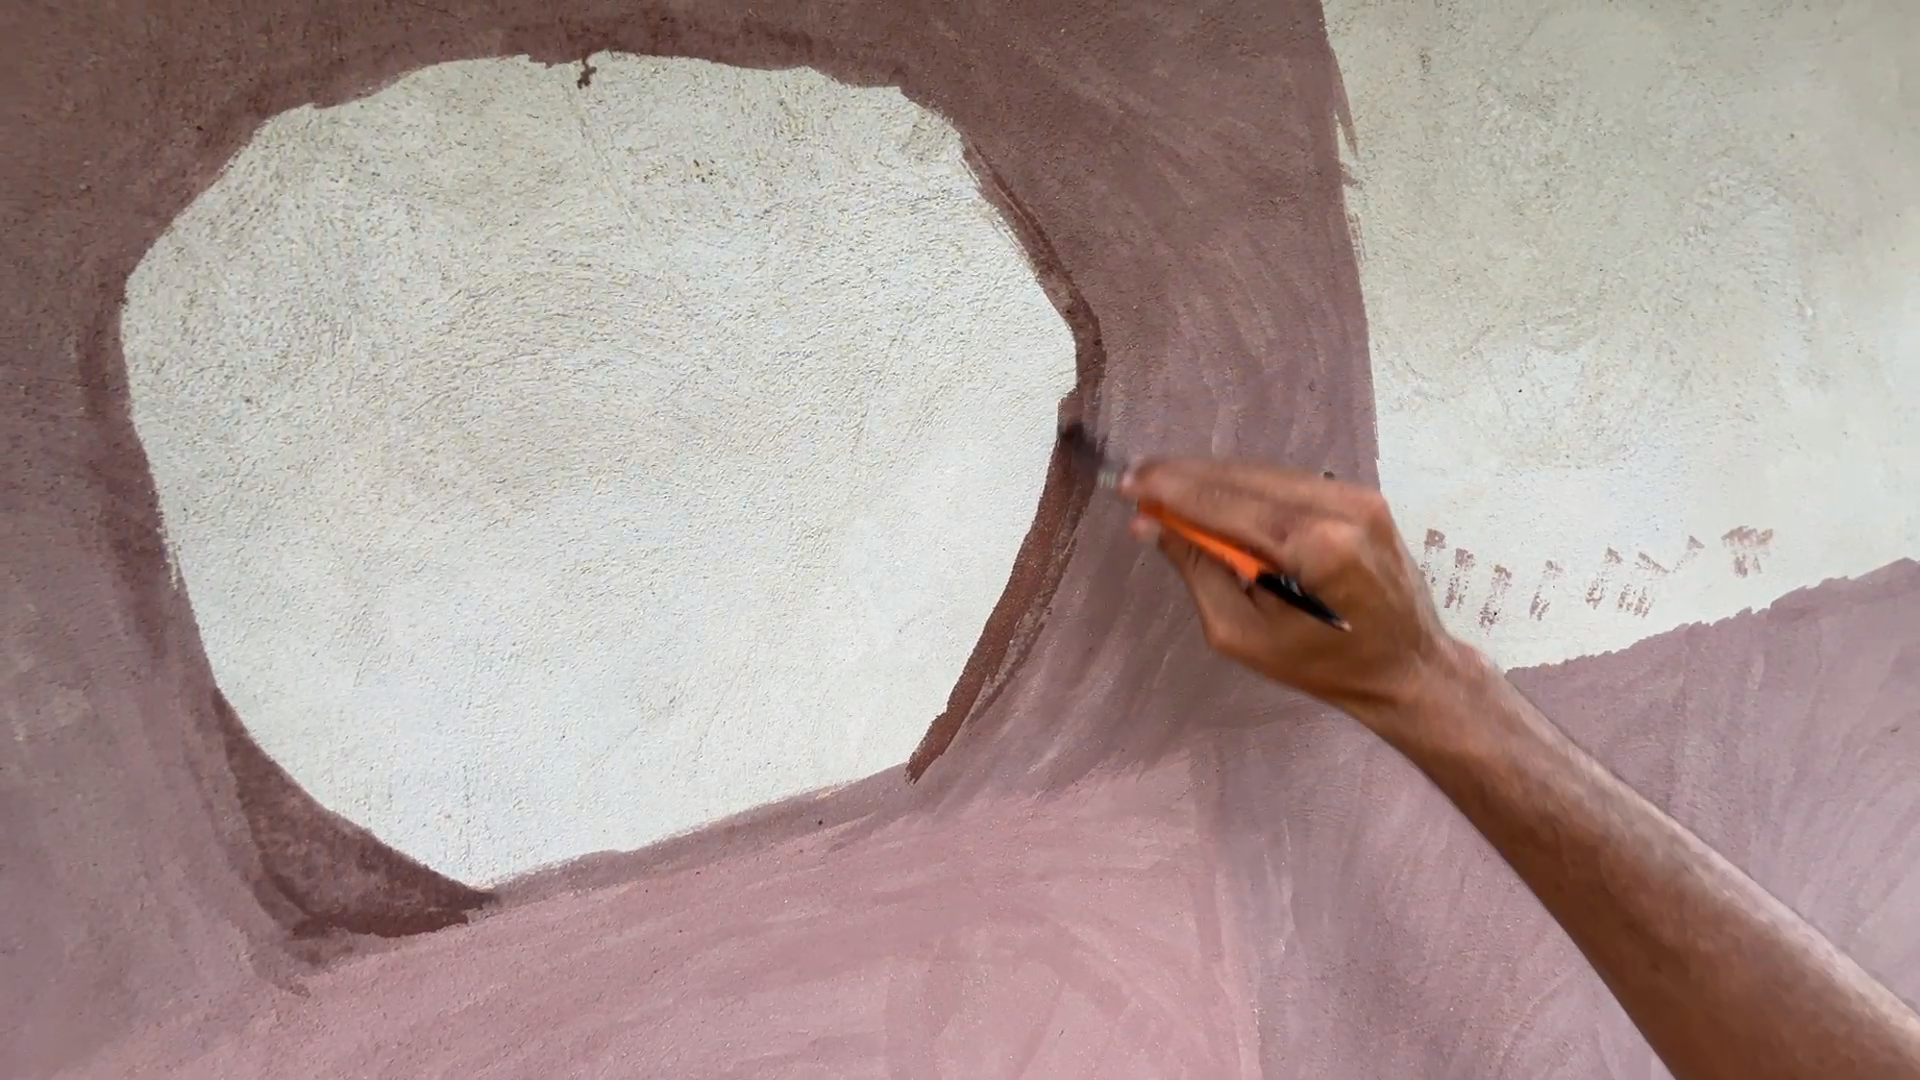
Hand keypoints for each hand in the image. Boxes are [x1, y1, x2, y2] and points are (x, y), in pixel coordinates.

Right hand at [1120, 458, 1459, 730]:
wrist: (1407, 666)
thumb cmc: (1319, 664)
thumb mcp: (1240, 633)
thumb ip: (1197, 570)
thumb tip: (1151, 525)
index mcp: (1314, 546)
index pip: (1222, 502)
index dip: (1169, 490)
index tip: (1127, 483)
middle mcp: (1338, 506)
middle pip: (1239, 476)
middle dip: (1181, 476)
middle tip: (1135, 479)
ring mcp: (1354, 494)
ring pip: (1259, 472)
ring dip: (1208, 478)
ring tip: (1163, 486)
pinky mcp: (1359, 494)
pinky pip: (1282, 480)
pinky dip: (1240, 485)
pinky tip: (1210, 494)